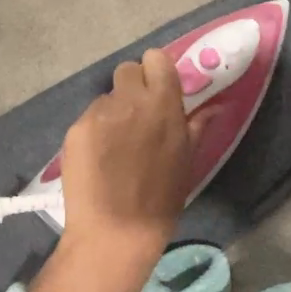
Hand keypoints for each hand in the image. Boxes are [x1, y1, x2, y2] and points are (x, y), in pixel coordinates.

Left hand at [30, 50, 203, 291]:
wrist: (116, 232)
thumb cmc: (161, 202)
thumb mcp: (187, 162)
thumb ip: (196, 127)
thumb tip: (213, 106)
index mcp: (164, 104)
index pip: (156, 59)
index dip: (156, 74)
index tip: (159, 94)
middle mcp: (130, 100)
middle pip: (128, 71)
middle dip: (133, 89)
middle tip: (137, 119)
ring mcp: (99, 114)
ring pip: (106, 97)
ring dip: (114, 112)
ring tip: (117, 147)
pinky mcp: (76, 130)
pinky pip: (89, 118)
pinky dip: (95, 132)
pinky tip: (99, 159)